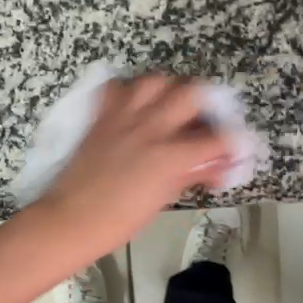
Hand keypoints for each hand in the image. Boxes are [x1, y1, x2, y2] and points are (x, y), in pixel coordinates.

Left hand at [31, 75, 233, 258]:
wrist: (69, 220)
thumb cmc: (117, 221)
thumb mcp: (161, 199)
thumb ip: (190, 175)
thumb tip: (215, 165)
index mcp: (169, 156)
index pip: (216, 139)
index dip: (231, 144)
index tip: (233, 149)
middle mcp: (148, 128)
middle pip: (191, 93)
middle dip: (206, 104)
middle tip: (205, 121)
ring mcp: (121, 119)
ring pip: (155, 81)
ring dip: (169, 89)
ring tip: (171, 107)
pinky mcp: (99, 118)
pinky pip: (115, 88)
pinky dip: (128, 90)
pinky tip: (135, 106)